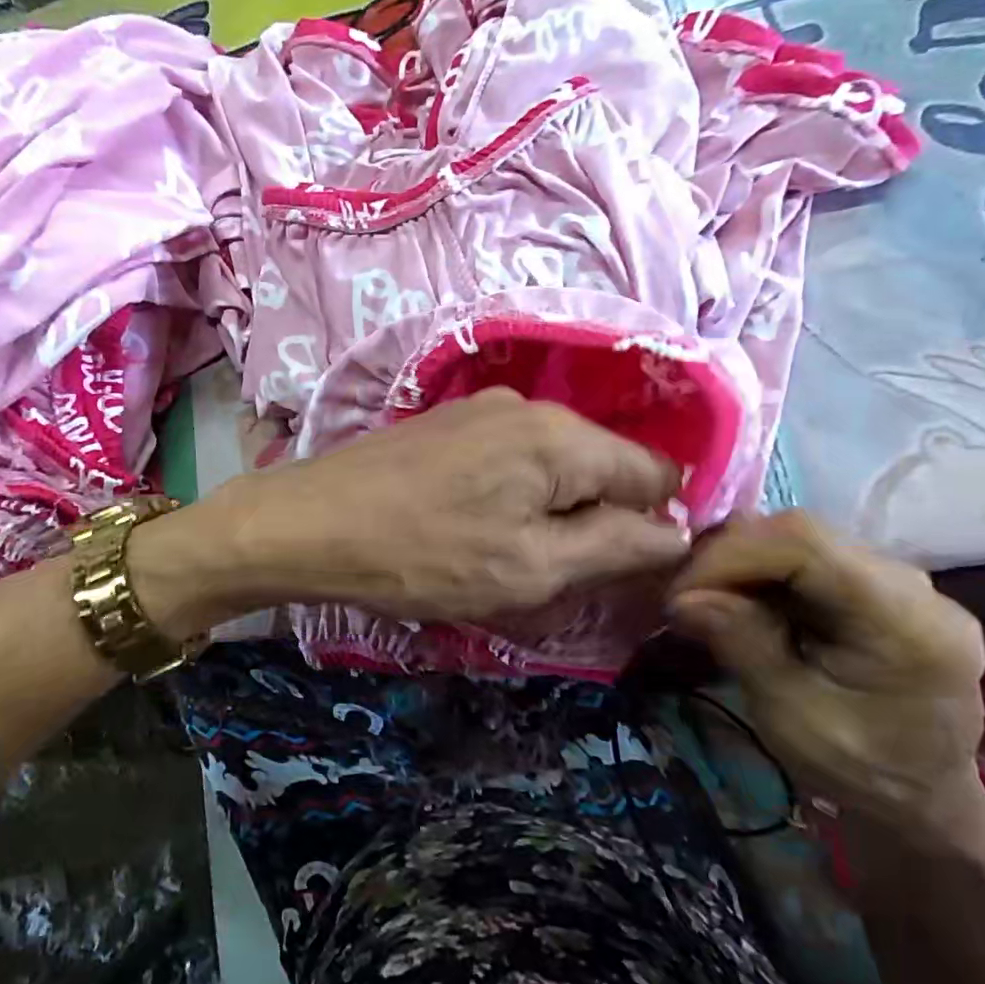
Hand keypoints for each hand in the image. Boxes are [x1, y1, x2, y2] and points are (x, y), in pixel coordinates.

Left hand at [138, 388, 689, 633]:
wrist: (307, 523)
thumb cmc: (421, 556)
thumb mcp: (529, 568)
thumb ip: (615, 547)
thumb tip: (677, 532)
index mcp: (562, 437)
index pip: (656, 474)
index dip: (654, 528)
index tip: (620, 575)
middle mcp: (527, 407)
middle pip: (601, 467)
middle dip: (593, 522)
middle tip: (550, 577)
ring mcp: (478, 410)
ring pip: (550, 466)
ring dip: (545, 514)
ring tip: (497, 558)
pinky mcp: (442, 424)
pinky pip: (504, 460)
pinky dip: (505, 497)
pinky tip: (464, 529)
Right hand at [666, 511, 984, 831]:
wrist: (916, 797)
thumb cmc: (857, 767)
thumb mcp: (791, 714)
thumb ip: (744, 645)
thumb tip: (682, 598)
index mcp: (908, 622)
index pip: (806, 546)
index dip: (730, 555)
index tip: (679, 593)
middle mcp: (912, 585)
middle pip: (800, 533)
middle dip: (727, 555)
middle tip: (682, 595)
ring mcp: (895, 580)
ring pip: (796, 537)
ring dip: (736, 560)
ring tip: (701, 597)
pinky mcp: (872, 584)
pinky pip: (802, 554)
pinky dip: (754, 568)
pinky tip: (733, 597)